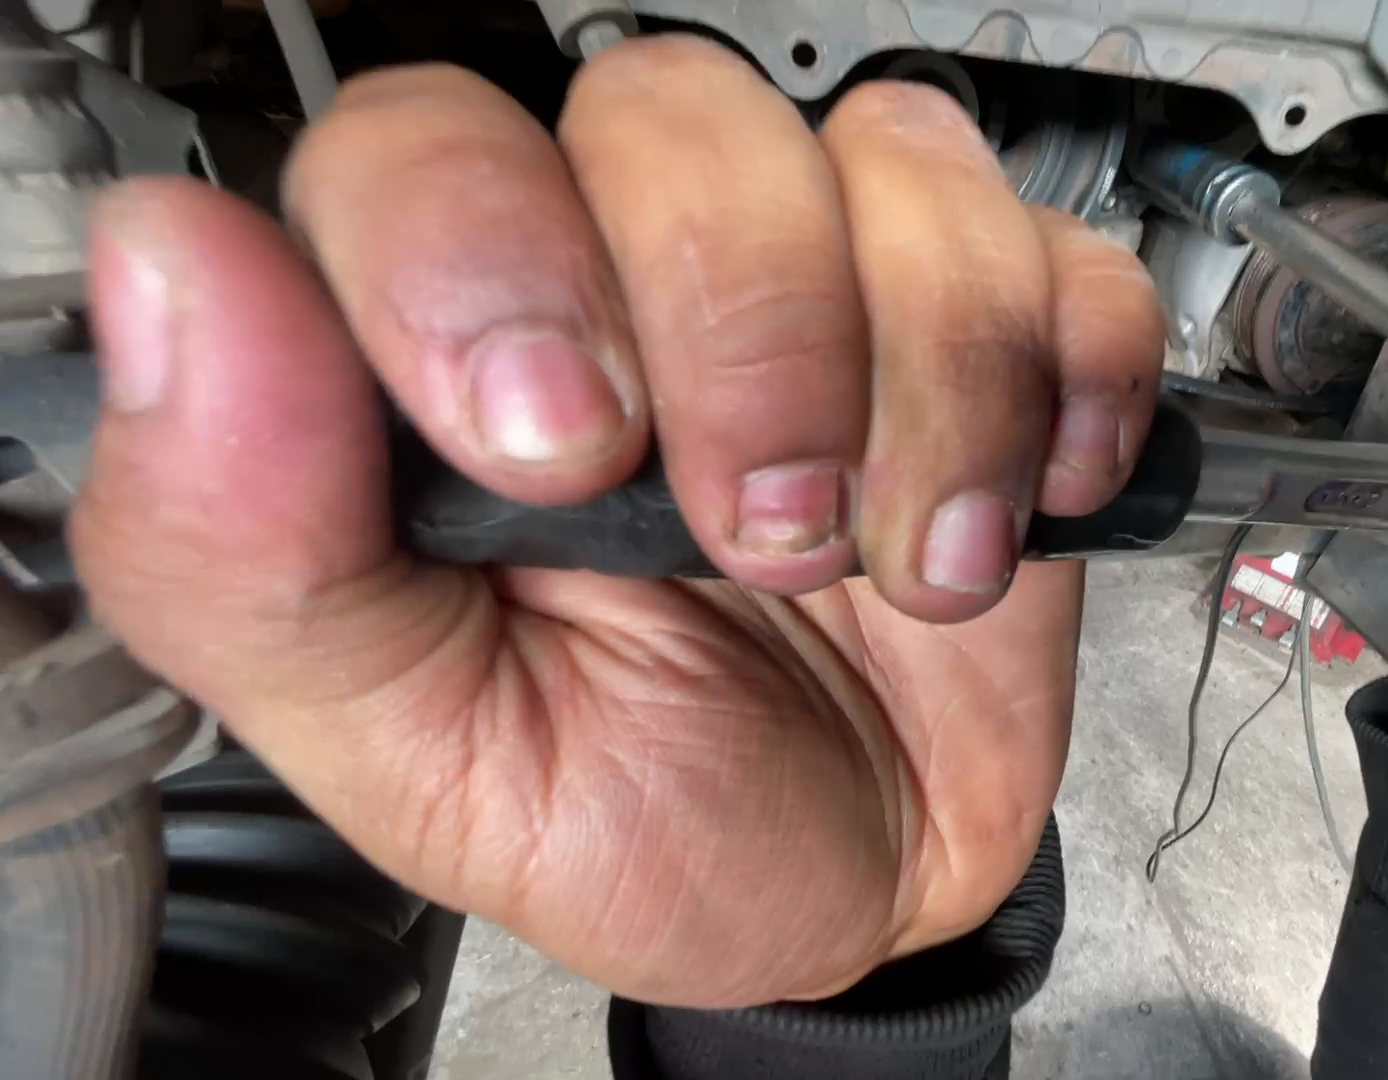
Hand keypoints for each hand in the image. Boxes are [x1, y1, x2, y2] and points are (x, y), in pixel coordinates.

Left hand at [69, 39, 1162, 1006]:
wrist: (862, 868)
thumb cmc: (665, 823)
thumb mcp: (435, 752)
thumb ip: (267, 555)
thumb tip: (188, 279)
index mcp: (512, 366)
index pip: (442, 148)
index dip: (490, 253)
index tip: (571, 452)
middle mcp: (694, 300)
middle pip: (706, 123)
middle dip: (759, 329)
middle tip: (778, 528)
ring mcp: (881, 318)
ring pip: (918, 178)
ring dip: (937, 380)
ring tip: (923, 559)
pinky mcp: (1024, 372)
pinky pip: (1082, 283)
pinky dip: (1078, 381)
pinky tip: (1041, 495)